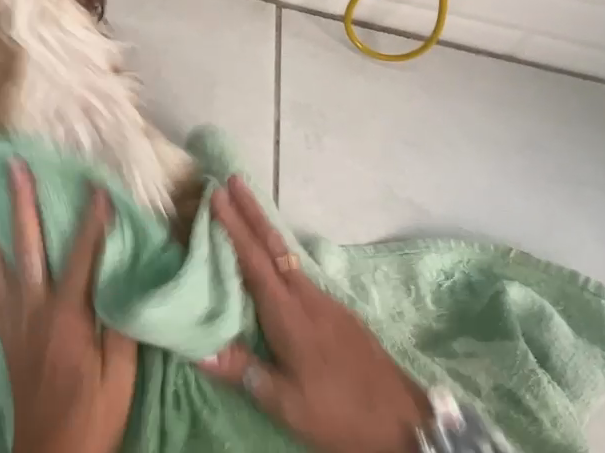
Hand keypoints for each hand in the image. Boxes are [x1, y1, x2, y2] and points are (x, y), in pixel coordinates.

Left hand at [0, 160, 137, 452]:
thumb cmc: (92, 413)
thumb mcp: (121, 376)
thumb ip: (121, 325)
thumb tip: (126, 279)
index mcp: (67, 315)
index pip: (83, 256)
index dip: (93, 220)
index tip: (98, 185)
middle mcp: (34, 308)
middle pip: (26, 244)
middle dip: (21, 202)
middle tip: (14, 166)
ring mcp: (14, 320)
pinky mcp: (5, 333)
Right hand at [198, 175, 427, 452]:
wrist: (406, 425)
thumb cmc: (341, 414)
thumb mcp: (287, 404)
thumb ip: (243, 372)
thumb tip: (197, 348)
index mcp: (289, 316)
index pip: (254, 261)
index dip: (233, 228)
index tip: (216, 196)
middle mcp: (307, 299)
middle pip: (274, 245)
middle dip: (252, 211)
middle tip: (232, 179)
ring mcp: (326, 303)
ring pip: (288, 256)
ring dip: (264, 229)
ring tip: (246, 210)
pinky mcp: (338, 313)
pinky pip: (299, 271)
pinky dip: (279, 253)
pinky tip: (273, 259)